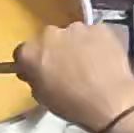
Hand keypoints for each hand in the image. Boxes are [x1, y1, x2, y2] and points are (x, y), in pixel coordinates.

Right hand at [15, 23, 133, 132]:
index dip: (30, 63)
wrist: (111, 100)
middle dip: (53, 51)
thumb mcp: (43, 97)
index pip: (23, 53)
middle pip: (48, 40)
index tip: (38, 72)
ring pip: (71, 35)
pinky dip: (93, 44)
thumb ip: (34, 79)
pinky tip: (100, 60)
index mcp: (31, 52)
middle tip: (64, 69)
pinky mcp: (99, 27)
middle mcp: (50, 34)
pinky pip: (91, 35)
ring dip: (74, 46)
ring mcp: (76, 28)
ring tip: (86, 66)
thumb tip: (35, 71)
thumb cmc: (72, 104)